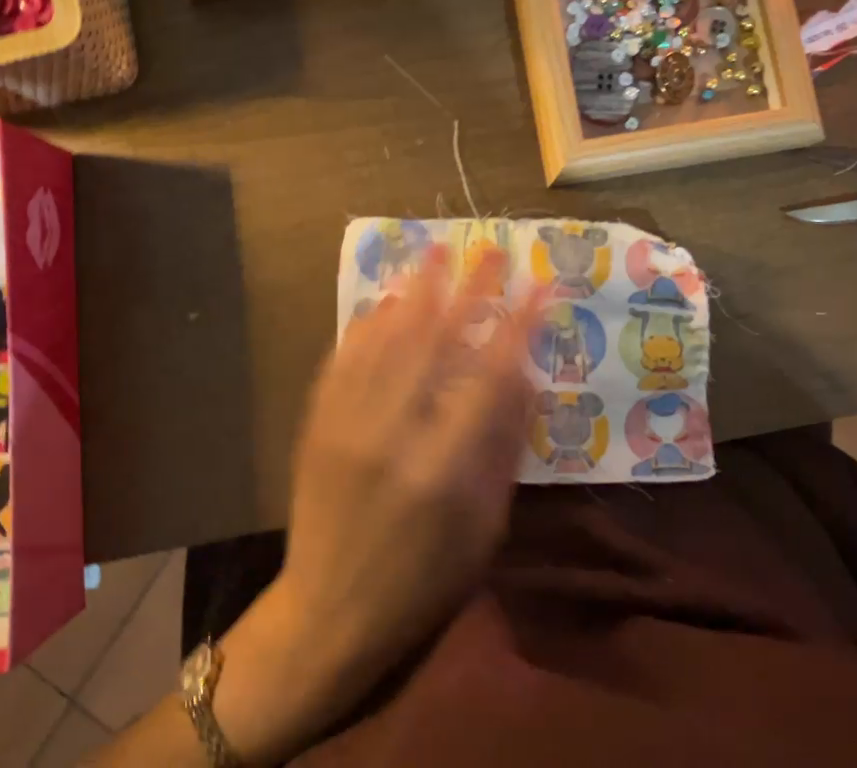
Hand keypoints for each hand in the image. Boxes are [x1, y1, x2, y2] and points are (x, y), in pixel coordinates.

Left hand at [212, 245, 542, 763]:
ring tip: (434, 251)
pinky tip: (384, 301)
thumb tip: (521, 379)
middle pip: (432, 343)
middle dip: (465, 289)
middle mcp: (391, 434)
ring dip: (412, 292)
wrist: (330, 609)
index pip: (488, 377)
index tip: (540, 285)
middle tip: (487, 248)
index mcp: (443, 469)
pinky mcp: (316, 423)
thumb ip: (502, 450)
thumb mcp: (484, 528)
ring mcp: (345, 424)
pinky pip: (343, 360)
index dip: (518, 326)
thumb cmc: (424, 580)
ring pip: (383, 340)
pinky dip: (366, 326)